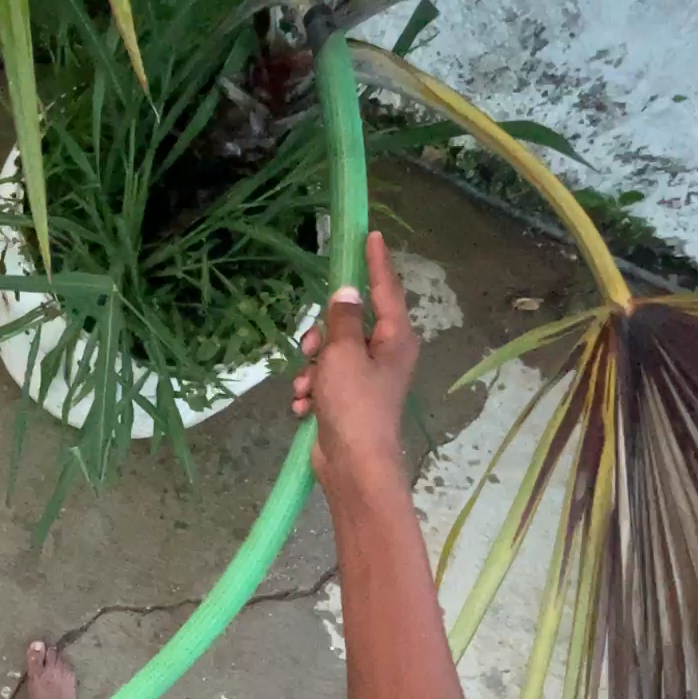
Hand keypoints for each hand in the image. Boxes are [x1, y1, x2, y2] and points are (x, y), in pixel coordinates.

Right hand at [292, 231, 419, 506]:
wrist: (353, 464)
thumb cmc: (354, 405)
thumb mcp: (342, 355)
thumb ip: (341, 321)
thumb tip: (347, 292)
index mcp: (394, 338)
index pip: (385, 290)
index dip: (375, 262)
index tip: (372, 234)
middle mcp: (384, 355)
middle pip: (347, 325)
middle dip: (320, 338)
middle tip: (309, 350)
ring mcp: (365, 380)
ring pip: (328, 357)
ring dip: (309, 371)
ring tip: (304, 389)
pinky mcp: (346, 402)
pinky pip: (322, 384)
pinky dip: (309, 393)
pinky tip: (303, 408)